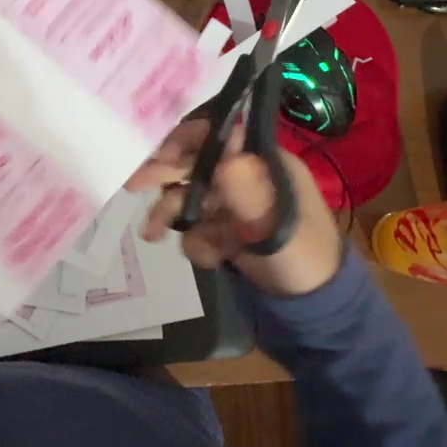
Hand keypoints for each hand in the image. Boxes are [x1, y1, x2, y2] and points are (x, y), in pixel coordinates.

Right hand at [125, 119, 343, 296]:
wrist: (312, 309)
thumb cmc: (303, 258)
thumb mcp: (277, 226)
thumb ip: (246, 191)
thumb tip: (224, 154)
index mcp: (265, 164)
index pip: (219, 136)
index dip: (185, 141)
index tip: (158, 156)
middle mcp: (246, 178)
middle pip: (195, 165)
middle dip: (165, 177)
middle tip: (134, 186)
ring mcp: (233, 205)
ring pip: (188, 198)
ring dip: (171, 214)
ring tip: (152, 235)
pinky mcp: (225, 231)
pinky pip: (196, 228)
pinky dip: (196, 243)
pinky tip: (212, 260)